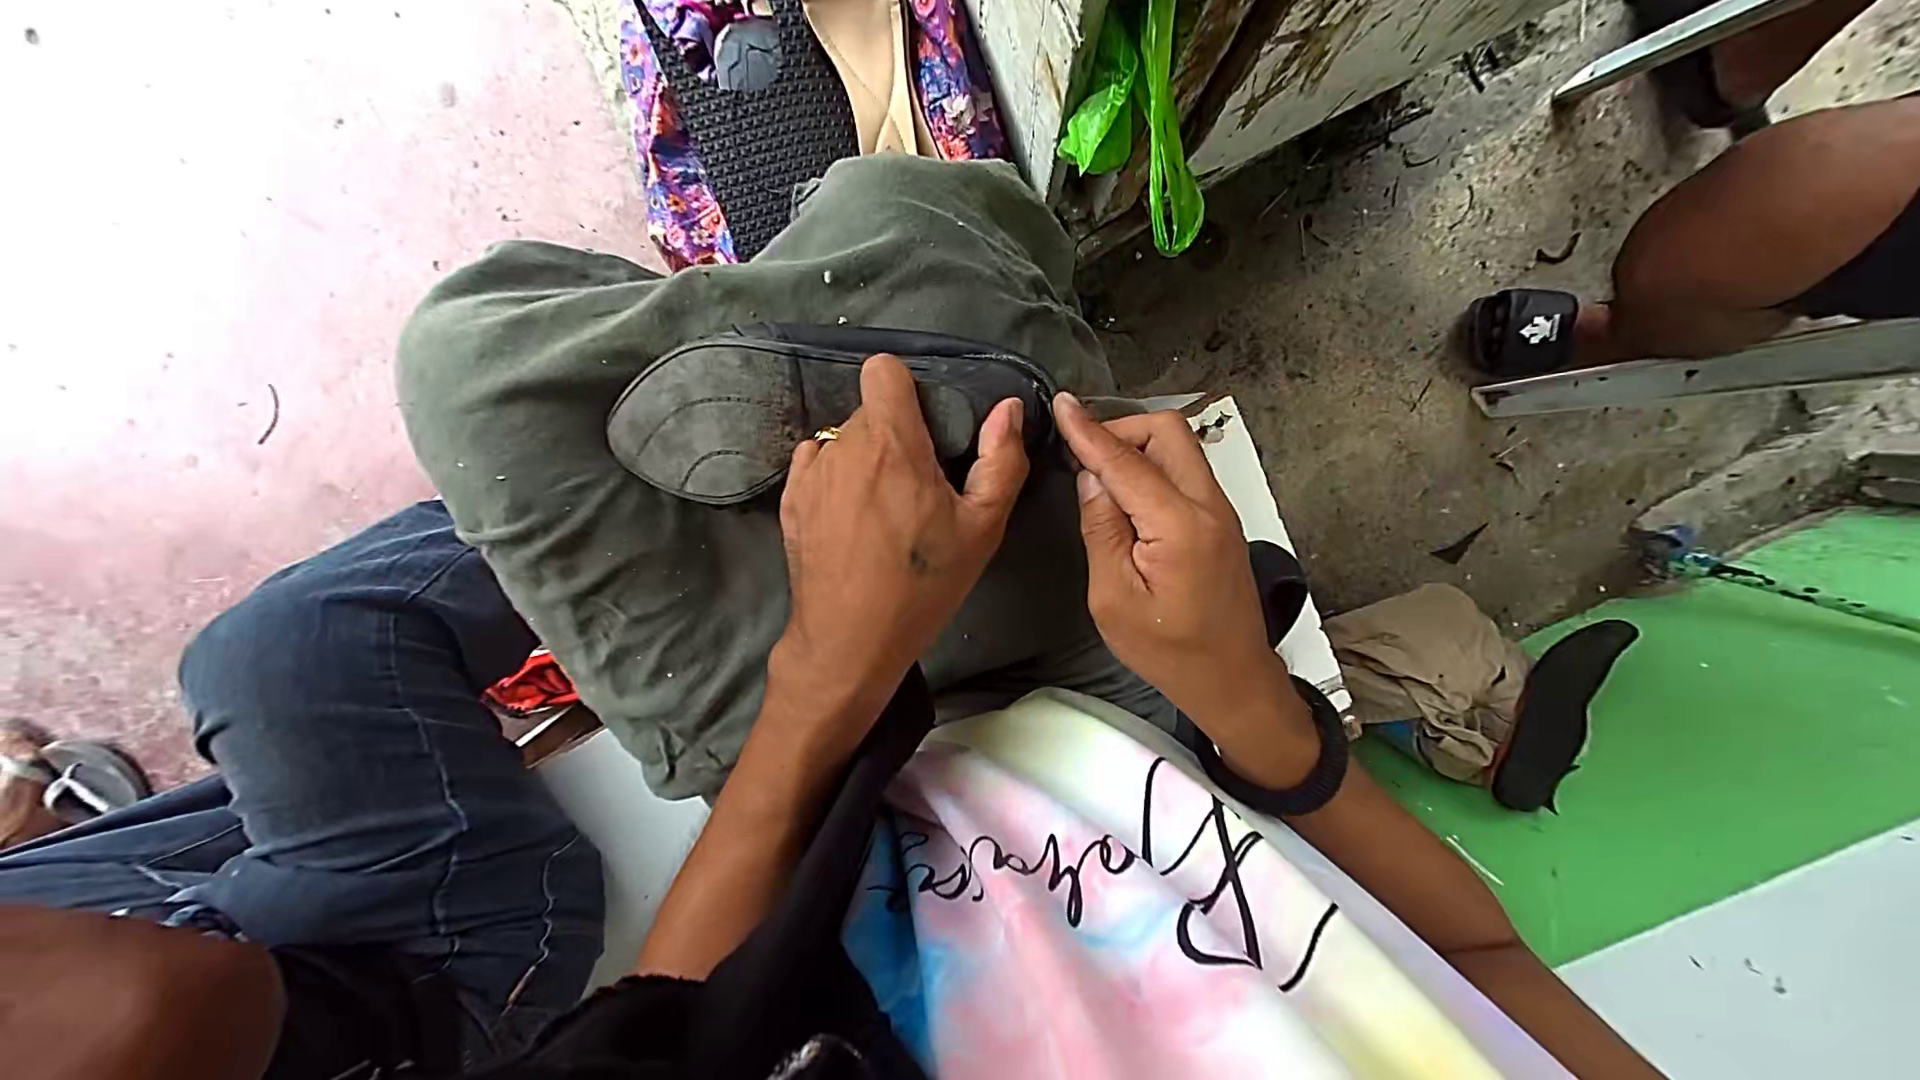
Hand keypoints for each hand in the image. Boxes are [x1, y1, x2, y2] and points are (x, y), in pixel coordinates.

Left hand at [771, 355, 1027, 734]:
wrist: (849, 640)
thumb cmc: (922, 585)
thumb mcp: (982, 527)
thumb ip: (1001, 459)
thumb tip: (1007, 408)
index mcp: (891, 443)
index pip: (883, 369)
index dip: (908, 388)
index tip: (926, 425)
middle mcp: (842, 446)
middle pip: (871, 411)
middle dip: (897, 434)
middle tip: (918, 486)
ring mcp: (810, 473)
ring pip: (845, 440)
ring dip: (867, 459)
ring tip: (884, 511)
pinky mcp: (790, 499)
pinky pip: (818, 464)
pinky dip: (838, 478)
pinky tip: (853, 520)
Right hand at [1053, 393, 1316, 781]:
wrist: (1231, 679)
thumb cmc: (1168, 650)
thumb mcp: (1113, 598)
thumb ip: (1101, 530)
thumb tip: (1091, 479)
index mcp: (1179, 525)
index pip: (1125, 461)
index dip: (1088, 430)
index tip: (1061, 405)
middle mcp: (1209, 506)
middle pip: (1167, 432)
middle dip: (1120, 427)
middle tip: (1081, 451)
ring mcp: (1221, 512)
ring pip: (1180, 447)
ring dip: (1137, 445)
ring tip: (1098, 471)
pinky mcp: (1221, 522)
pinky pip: (1185, 471)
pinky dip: (1153, 465)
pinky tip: (1127, 492)